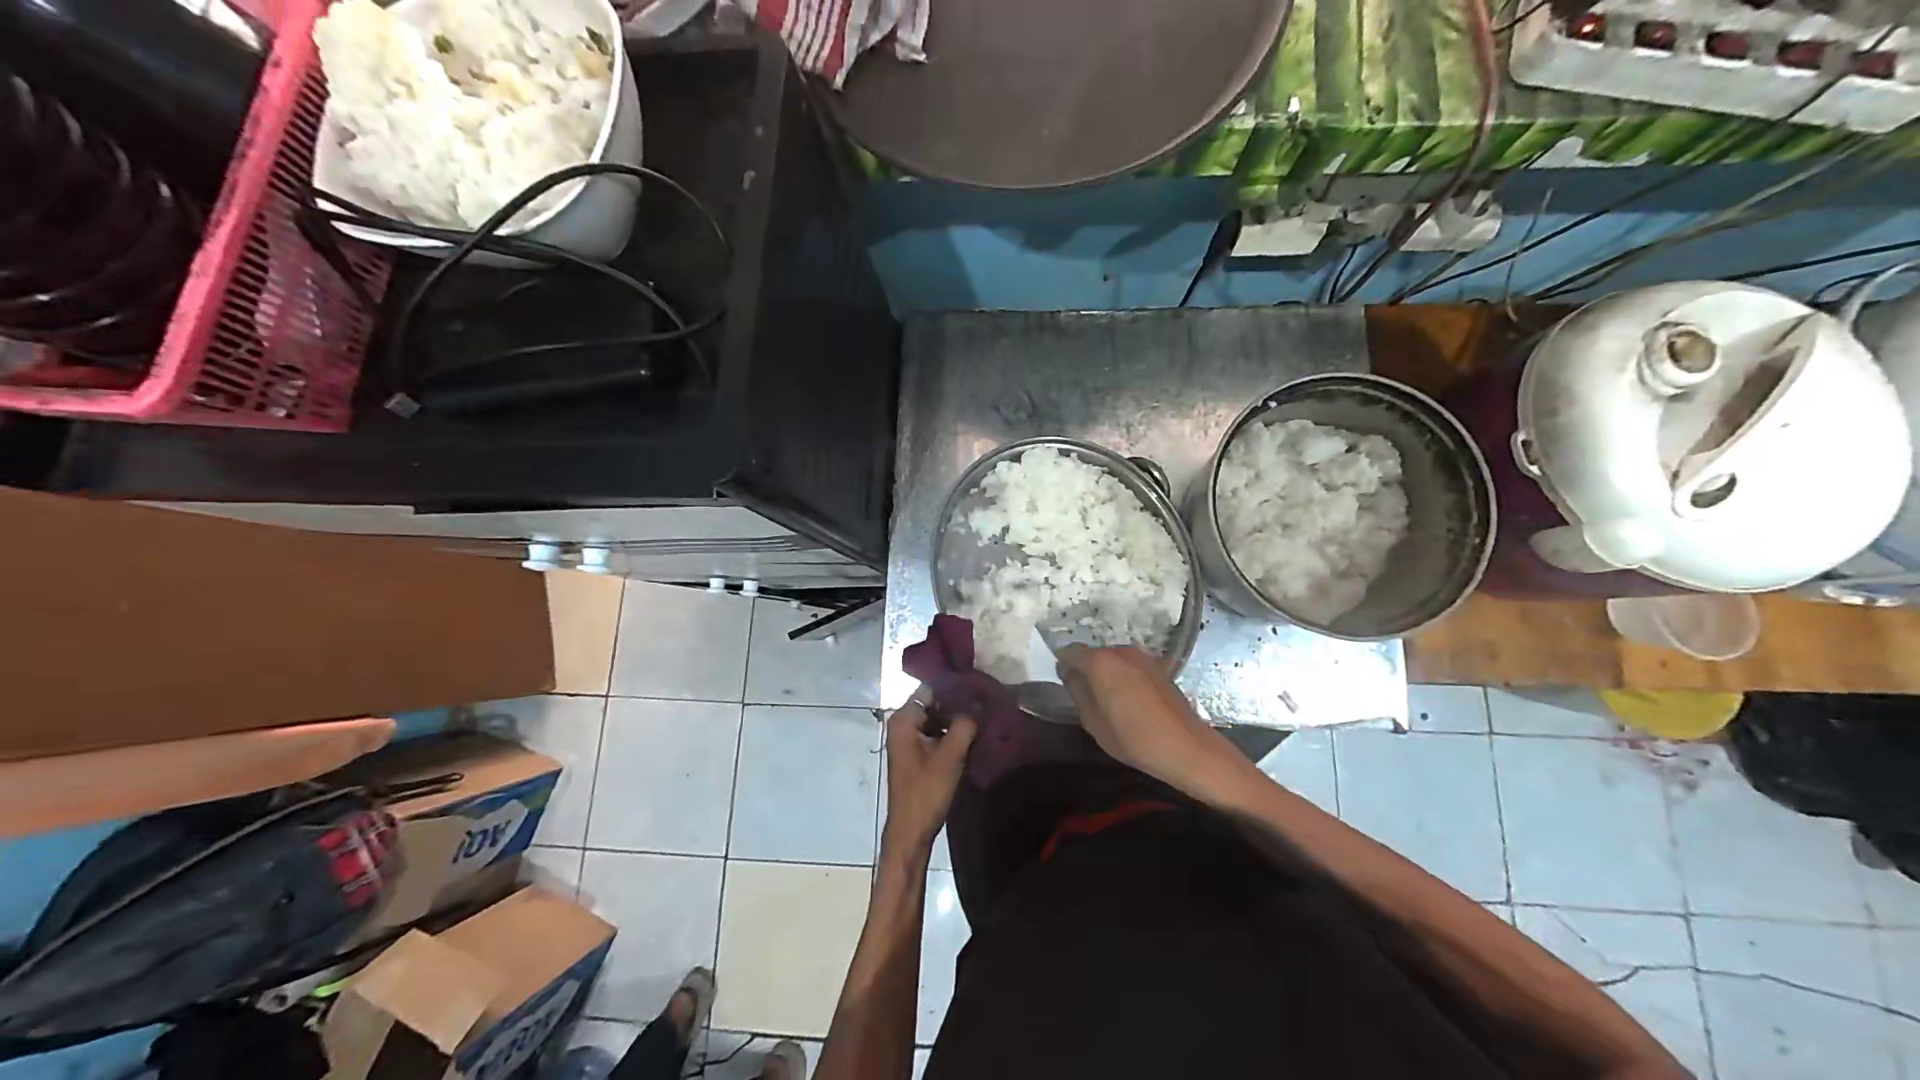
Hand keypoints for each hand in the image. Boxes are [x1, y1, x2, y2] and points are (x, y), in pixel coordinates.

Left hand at [880, 690, 976, 857]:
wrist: (912, 830)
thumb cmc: (927, 791)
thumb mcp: (950, 756)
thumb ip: (964, 725)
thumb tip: (978, 703)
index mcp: (904, 719)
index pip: (930, 689)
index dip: (954, 687)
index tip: (980, 686)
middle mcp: (902, 724)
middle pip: (934, 703)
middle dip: (958, 704)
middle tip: (987, 702)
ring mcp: (908, 740)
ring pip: (937, 720)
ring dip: (956, 720)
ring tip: (984, 716)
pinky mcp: (917, 754)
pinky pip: (936, 734)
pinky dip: (951, 734)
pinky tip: (973, 735)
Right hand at [1055, 645, 1234, 790]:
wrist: (1184, 745)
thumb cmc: (1132, 738)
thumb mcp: (1092, 720)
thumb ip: (1077, 691)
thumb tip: (1070, 672)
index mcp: (1100, 662)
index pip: (1071, 651)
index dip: (1063, 663)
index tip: (1063, 680)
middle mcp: (1121, 651)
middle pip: (1094, 653)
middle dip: (1086, 667)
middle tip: (1085, 693)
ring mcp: (1143, 657)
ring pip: (1114, 659)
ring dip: (1107, 672)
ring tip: (1108, 698)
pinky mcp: (1159, 667)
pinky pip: (1131, 665)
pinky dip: (1124, 676)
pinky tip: (1129, 698)